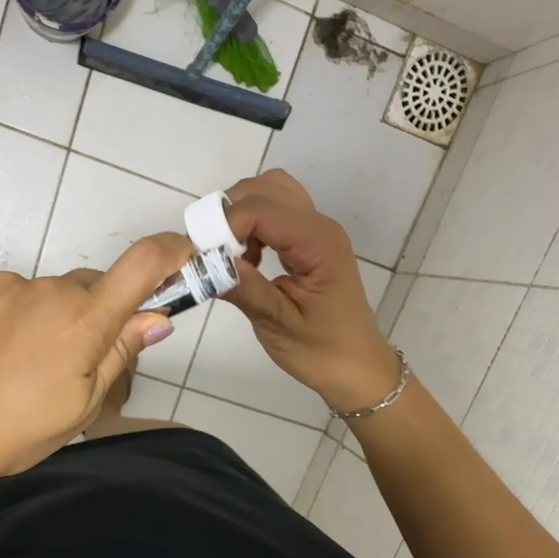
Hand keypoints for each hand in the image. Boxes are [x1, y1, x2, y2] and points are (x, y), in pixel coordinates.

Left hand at [0, 233, 190, 483]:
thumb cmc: (11, 435)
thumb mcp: (78, 410)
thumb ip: (118, 358)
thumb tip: (154, 319)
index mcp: (83, 323)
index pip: (142, 265)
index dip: (172, 251)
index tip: (185, 253)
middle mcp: (47, 291)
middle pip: (90, 289)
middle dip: (94, 315)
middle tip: (71, 364)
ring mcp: (4, 284)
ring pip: (45, 294)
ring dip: (47, 318)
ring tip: (15, 368)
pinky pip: (6, 291)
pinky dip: (8, 313)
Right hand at [222, 170, 401, 413]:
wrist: (357, 368)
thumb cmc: (322, 352)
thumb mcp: (278, 325)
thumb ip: (244, 289)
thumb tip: (206, 263)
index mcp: (317, 243)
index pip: (260, 208)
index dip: (225, 225)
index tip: (201, 256)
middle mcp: (319, 226)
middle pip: (266, 188)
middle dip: (229, 212)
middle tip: (208, 251)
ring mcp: (317, 232)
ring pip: (272, 195)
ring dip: (241, 216)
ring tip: (227, 255)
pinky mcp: (310, 244)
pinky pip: (277, 215)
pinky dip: (253, 227)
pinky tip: (245, 261)